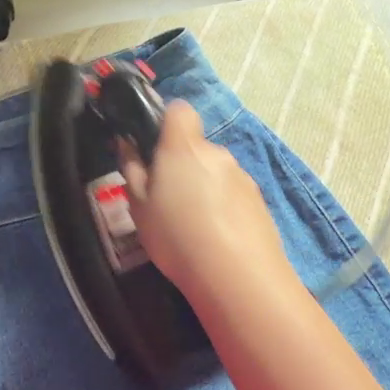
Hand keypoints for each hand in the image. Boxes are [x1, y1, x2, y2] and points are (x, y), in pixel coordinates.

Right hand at [116, 101, 293, 299]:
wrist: (240, 280)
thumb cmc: (176, 236)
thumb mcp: (138, 207)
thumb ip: (132, 170)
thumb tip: (128, 145)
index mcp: (183, 147)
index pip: (179, 109)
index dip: (166, 121)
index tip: (154, 147)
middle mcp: (216, 154)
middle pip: (196, 147)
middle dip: (182, 164)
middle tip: (166, 197)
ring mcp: (243, 178)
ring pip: (215, 172)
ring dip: (204, 187)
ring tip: (194, 224)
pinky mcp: (261, 203)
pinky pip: (233, 194)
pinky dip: (224, 208)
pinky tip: (216, 238)